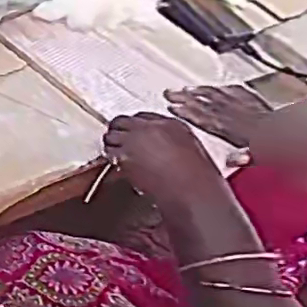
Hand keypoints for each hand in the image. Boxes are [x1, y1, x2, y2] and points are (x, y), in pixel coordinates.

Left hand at [104, 113, 228, 217]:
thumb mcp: (188, 147)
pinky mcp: (124, 155)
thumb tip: (151, 144)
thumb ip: (167, 140)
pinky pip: (109, 152)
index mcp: (172, 124)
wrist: (192, 190)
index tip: (131, 133)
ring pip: (110, 135)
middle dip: (117, 130)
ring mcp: (135, 140)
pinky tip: (118, 164)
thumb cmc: (197, 175)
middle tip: (117, 142)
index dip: (133, 126)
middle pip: (121, 121)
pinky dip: (111, 158)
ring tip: (117, 154)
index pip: (142, 117)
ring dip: (111, 144)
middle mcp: (151, 128)